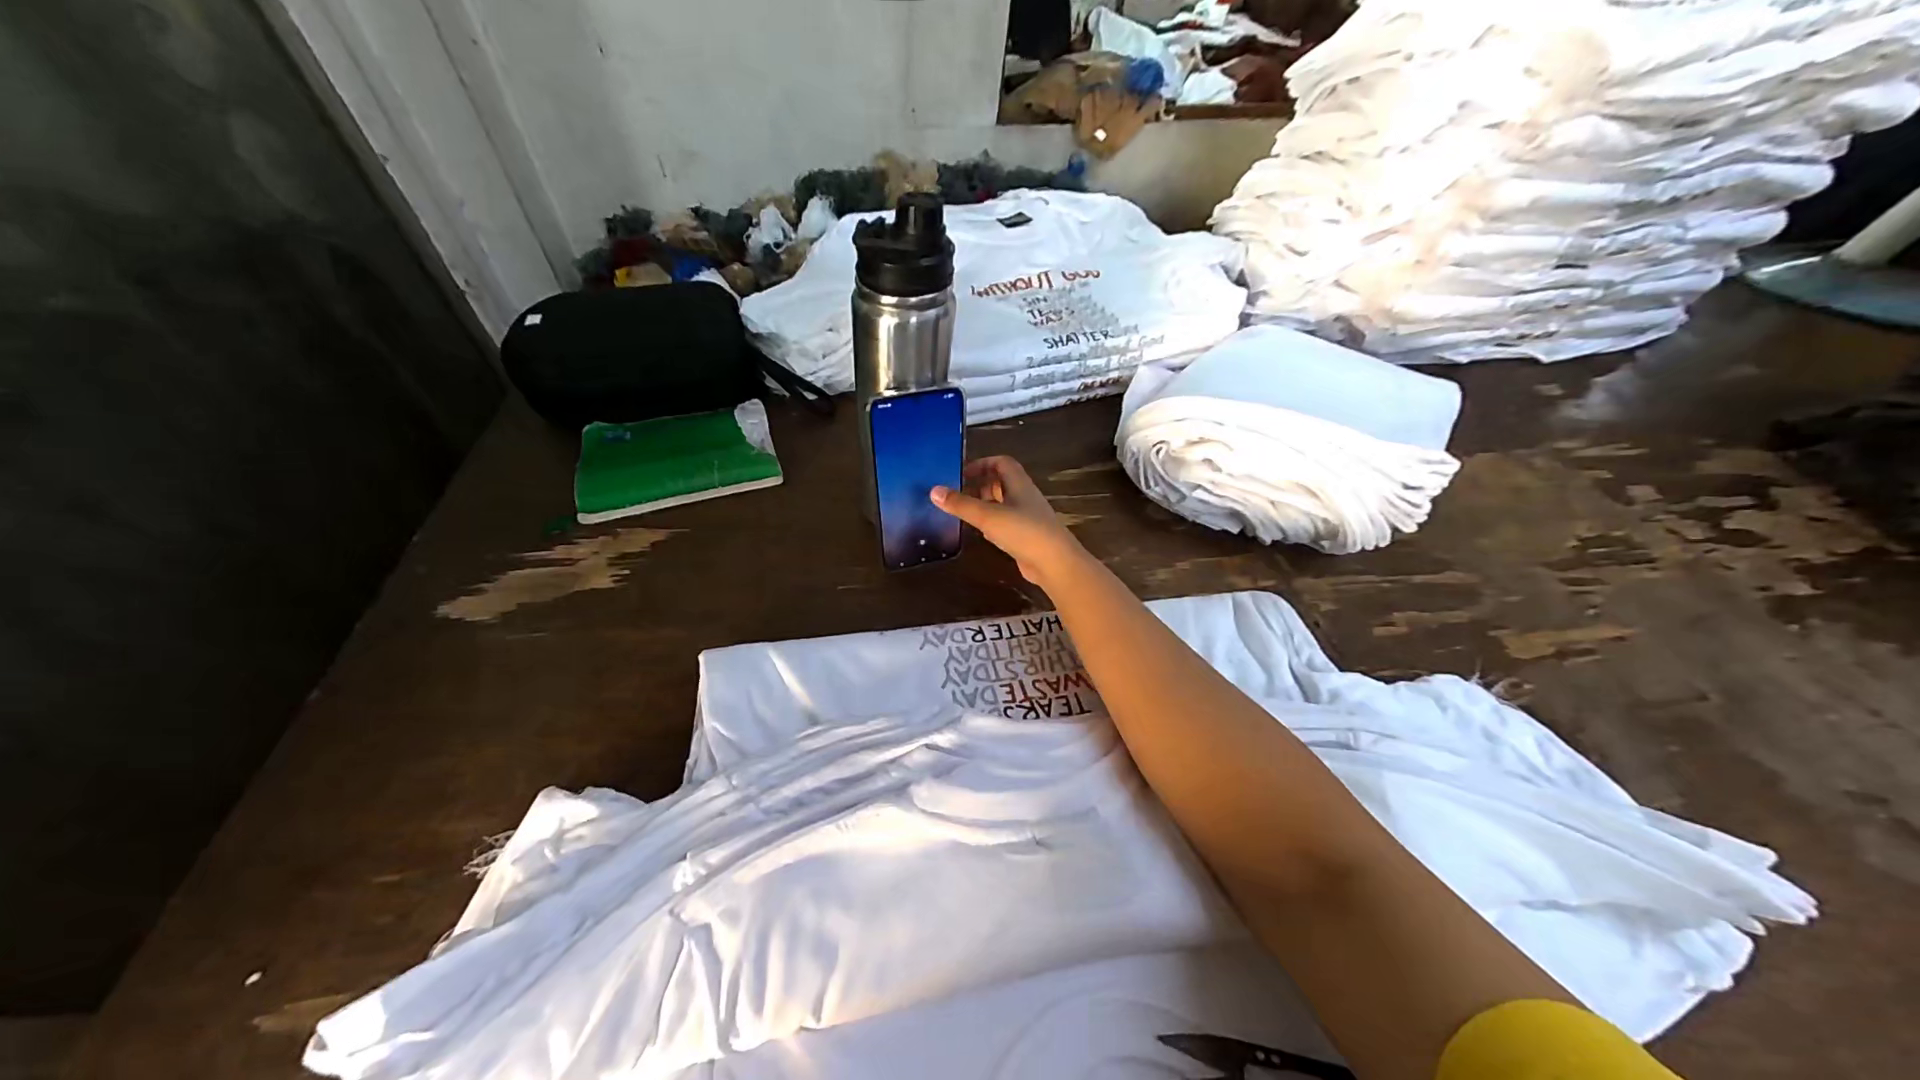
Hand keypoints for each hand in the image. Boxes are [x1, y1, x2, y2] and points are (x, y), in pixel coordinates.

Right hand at [931, 456, 1089, 586]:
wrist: (1055, 563)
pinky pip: (1007, 523)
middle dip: (981, 484)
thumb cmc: (1023, 531)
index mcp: (1019, 484)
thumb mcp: (988, 516)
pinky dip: (992, 523)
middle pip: (1002, 482)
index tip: (962, 472)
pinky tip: (980, 532)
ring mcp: (1028, 517)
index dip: (982, 463)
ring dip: (986, 504)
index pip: (1002, 463)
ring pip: (1004, 503)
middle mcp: (1025, 497)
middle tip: (959, 492)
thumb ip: (961, 504)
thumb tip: (934, 490)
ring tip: (964, 510)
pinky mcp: (1027, 536)